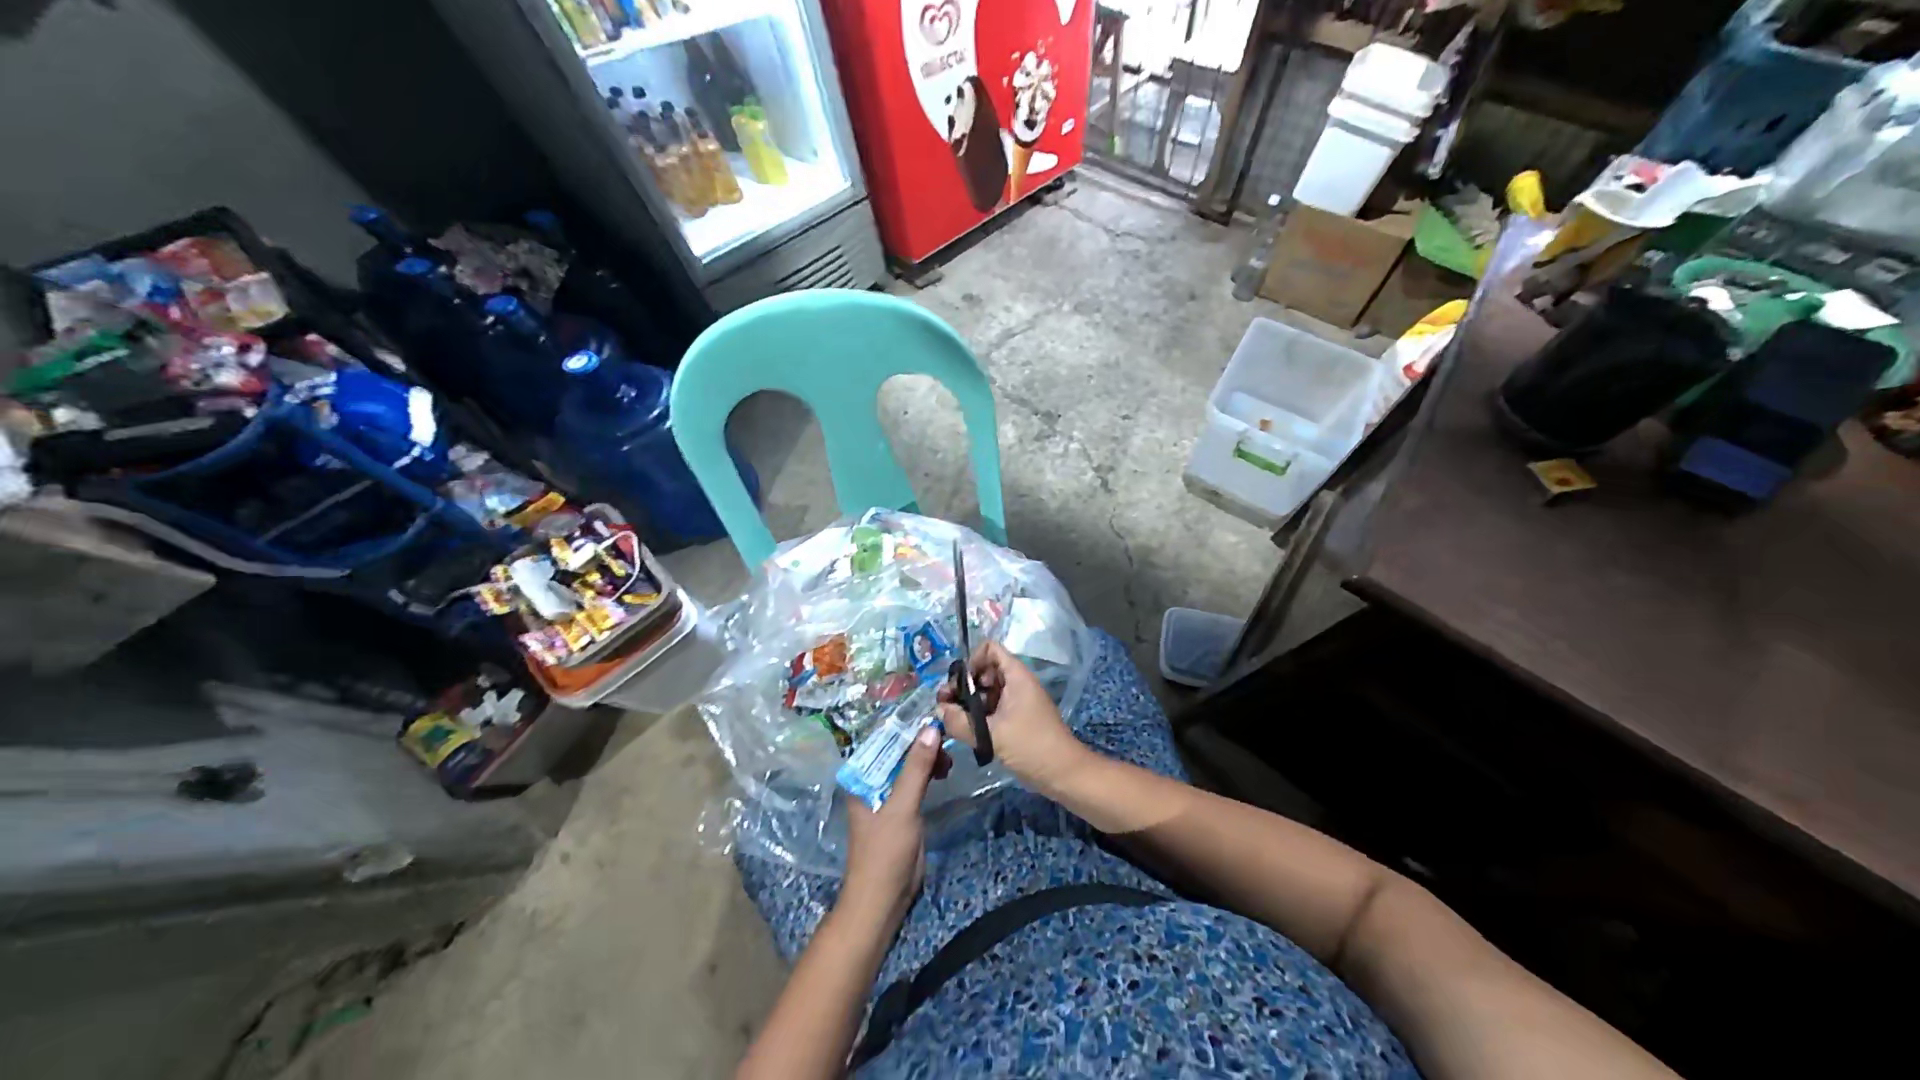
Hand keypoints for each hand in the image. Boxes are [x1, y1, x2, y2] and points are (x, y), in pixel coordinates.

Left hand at [840, 725, 946, 926]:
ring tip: (948, 759)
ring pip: (908, 765)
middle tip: (947, 738)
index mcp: (860, 777)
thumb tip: (931, 728)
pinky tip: (944, 771)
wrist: (882, 899)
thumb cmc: (885, 851)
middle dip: (920, 742)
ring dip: (927, 758)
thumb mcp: (903, 806)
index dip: (906, 725)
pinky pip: (914, 782)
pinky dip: (928, 773)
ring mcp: (885, 795)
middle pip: (896, 751)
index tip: (932, 712)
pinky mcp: (900, 809)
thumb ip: (916, 768)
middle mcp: (870, 781)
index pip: (882, 740)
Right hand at [938, 641, 1094, 795]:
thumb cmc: (1030, 746)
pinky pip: (994, 706)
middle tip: (947, 705)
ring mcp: (1018, 700)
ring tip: (953, 719)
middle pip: (985, 670)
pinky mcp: (1017, 717)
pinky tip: (968, 730)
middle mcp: (1017, 682)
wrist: (1063, 773)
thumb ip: (960, 722)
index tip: (959, 685)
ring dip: (970, 701)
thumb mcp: (991, 735)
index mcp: (1016, 676)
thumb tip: (940, 710)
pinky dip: (980, 714)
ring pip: (988, 690)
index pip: (990, 649)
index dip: (971, 661)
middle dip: (965, 684)